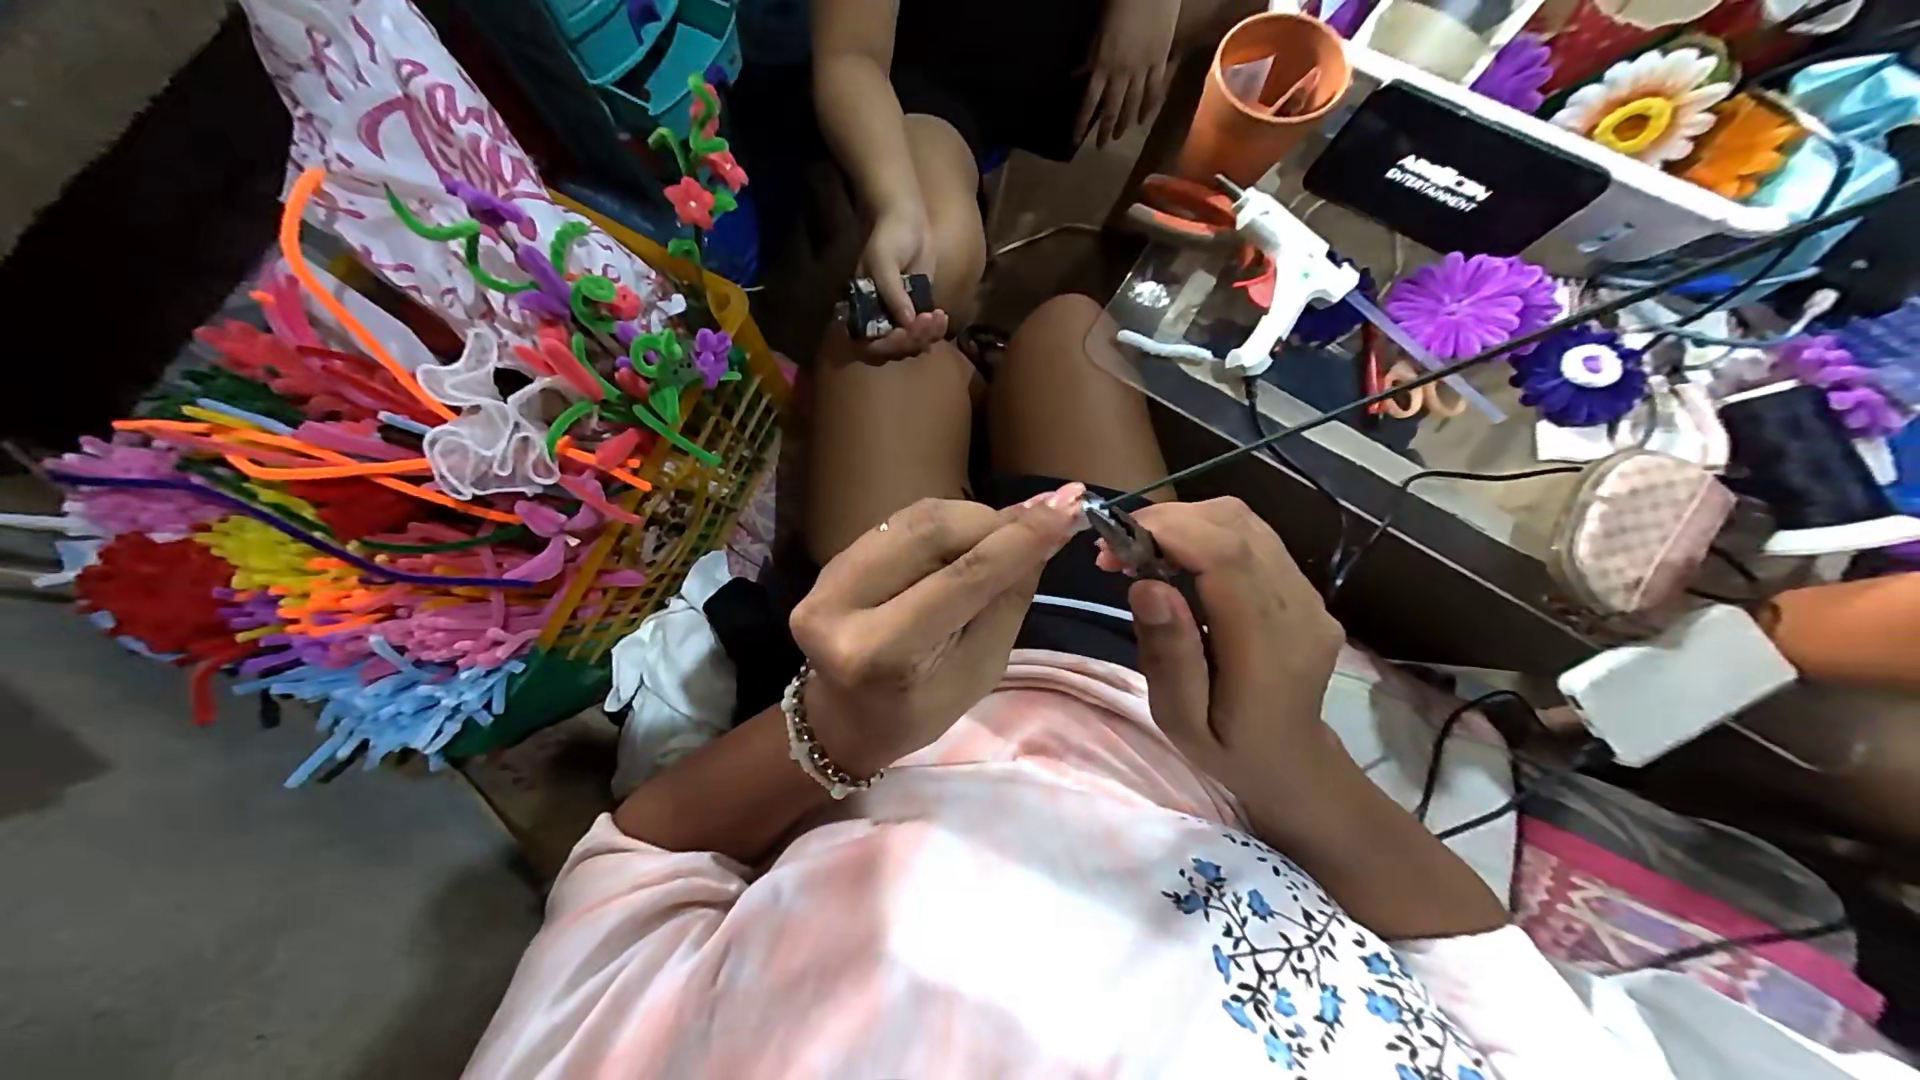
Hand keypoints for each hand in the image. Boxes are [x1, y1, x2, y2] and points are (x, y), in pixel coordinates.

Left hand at [790, 485, 1086, 773]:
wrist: (842, 718)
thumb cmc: (916, 712)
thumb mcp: (977, 671)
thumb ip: (1007, 599)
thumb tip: (1046, 534)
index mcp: (879, 652)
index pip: (962, 579)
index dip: (1020, 539)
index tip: (1070, 508)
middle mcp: (839, 604)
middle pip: (933, 531)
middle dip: (996, 522)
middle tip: (1041, 522)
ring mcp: (826, 577)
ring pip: (916, 517)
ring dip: (973, 519)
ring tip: (1006, 537)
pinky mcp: (829, 562)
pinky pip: (899, 523)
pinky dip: (946, 525)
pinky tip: (969, 539)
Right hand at [857, 202, 949, 359]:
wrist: (909, 221)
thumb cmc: (888, 238)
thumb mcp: (884, 262)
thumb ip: (892, 293)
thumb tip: (906, 323)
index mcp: (861, 309)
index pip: (870, 344)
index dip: (888, 345)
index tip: (904, 332)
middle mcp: (878, 317)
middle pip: (893, 349)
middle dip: (912, 340)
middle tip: (927, 321)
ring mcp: (898, 316)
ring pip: (911, 344)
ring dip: (927, 336)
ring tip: (938, 316)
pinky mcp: (917, 311)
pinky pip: (925, 332)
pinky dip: (935, 330)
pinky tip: (941, 315)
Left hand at [1077, 0, 1177, 147]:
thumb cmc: (1120, 4)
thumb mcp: (1100, 32)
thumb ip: (1091, 57)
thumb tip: (1076, 76)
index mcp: (1102, 66)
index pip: (1088, 104)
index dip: (1082, 124)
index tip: (1075, 141)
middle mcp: (1121, 73)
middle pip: (1111, 110)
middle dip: (1105, 130)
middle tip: (1102, 146)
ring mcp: (1142, 69)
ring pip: (1133, 104)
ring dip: (1125, 123)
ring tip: (1120, 137)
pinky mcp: (1160, 60)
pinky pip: (1155, 90)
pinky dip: (1148, 107)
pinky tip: (1143, 120)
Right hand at [1098, 498, 1345, 828]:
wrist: (1291, 761)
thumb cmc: (1226, 748)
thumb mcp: (1180, 720)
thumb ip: (1168, 655)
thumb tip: (1147, 586)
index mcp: (1268, 647)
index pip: (1226, 556)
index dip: (1168, 532)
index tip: (1114, 544)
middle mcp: (1299, 608)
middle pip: (1235, 526)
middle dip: (1167, 521)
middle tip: (1117, 551)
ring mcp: (1309, 595)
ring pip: (1245, 522)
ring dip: (1184, 522)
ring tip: (1142, 552)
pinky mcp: (1304, 588)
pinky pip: (1253, 538)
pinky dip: (1204, 533)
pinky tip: (1177, 559)